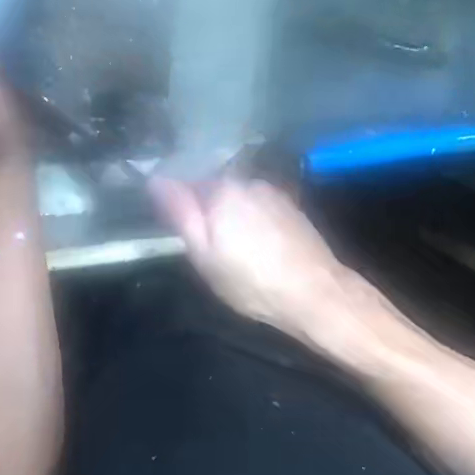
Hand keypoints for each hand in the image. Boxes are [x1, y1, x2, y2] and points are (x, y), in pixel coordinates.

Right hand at [150, 174, 403, 345]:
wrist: (318, 296)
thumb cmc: (251, 281)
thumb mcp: (203, 254)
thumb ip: (180, 212)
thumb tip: (156, 179)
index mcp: (221, 189)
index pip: (183, 179)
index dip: (174, 200)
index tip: (172, 224)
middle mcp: (248, 182)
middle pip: (211, 186)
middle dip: (202, 207)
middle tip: (201, 244)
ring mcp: (272, 193)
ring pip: (235, 196)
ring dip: (227, 213)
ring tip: (229, 248)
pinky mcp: (290, 207)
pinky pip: (256, 205)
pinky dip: (249, 220)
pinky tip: (254, 246)